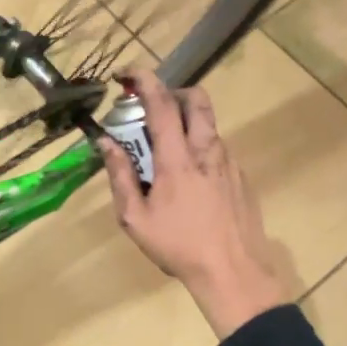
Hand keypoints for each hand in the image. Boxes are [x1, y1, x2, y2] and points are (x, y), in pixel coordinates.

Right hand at [96, 69, 284, 335]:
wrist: (233, 272)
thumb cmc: (178, 247)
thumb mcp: (135, 218)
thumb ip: (120, 176)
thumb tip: (106, 143)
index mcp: (178, 160)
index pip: (162, 105)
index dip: (145, 81)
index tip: (127, 73)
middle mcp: (207, 152)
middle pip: (197, 100)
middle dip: (173, 92)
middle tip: (151, 107)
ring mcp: (229, 163)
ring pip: (208, 125)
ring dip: (185, 123)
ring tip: (164, 151)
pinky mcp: (240, 178)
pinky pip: (217, 150)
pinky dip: (198, 149)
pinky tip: (187, 181)